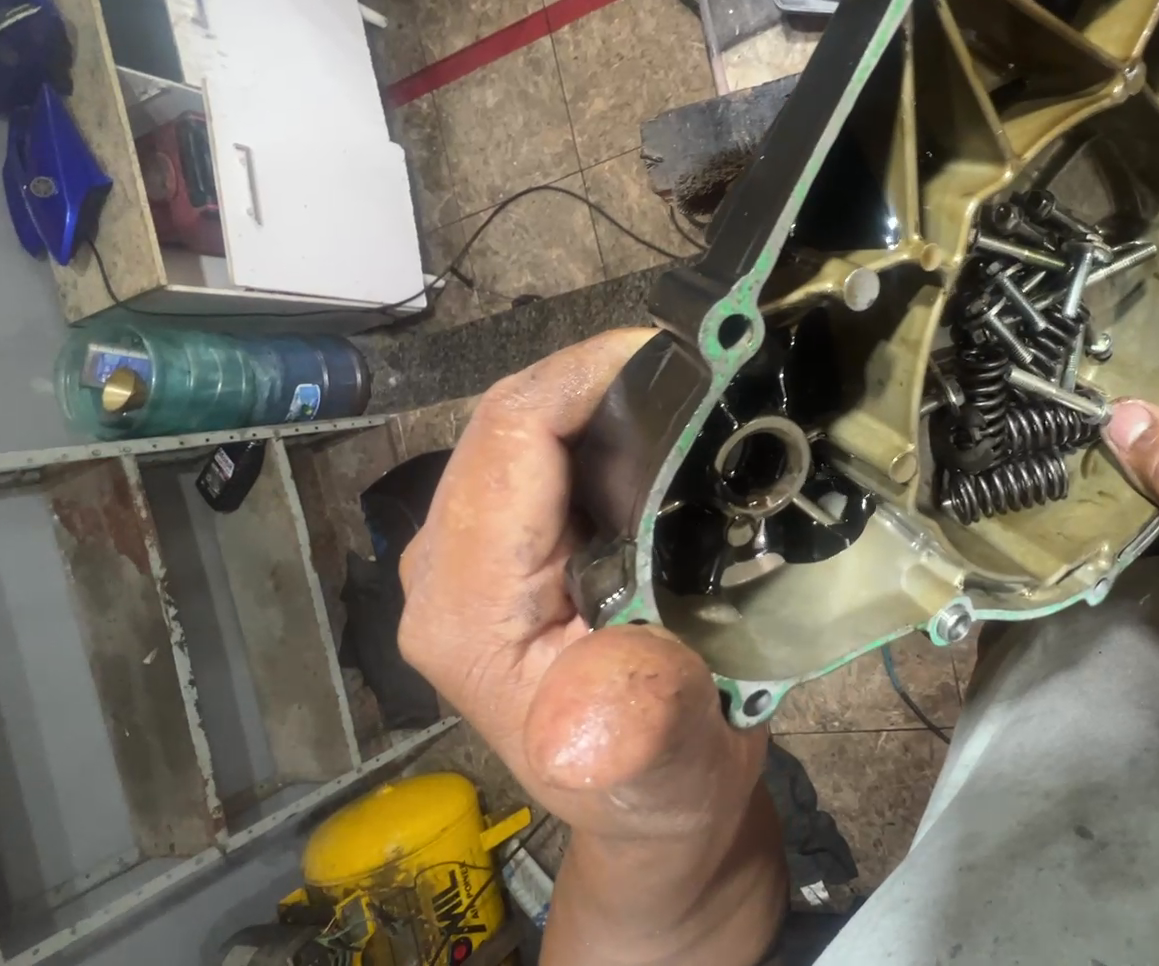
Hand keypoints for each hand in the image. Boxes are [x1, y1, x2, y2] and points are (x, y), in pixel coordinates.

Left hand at [398, 330, 782, 964]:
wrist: (655, 806)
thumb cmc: (659, 790)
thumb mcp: (659, 776)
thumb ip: (628, 738)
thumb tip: (594, 719)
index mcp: (471, 609)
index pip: (511, 440)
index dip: (589, 376)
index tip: (683, 353)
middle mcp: (454, 567)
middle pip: (511, 420)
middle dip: (604, 376)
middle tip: (705, 366)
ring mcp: (481, 553)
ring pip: (530, 428)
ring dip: (608, 396)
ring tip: (693, 387)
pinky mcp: (515, 548)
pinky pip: (550, 454)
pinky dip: (608, 426)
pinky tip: (666, 432)